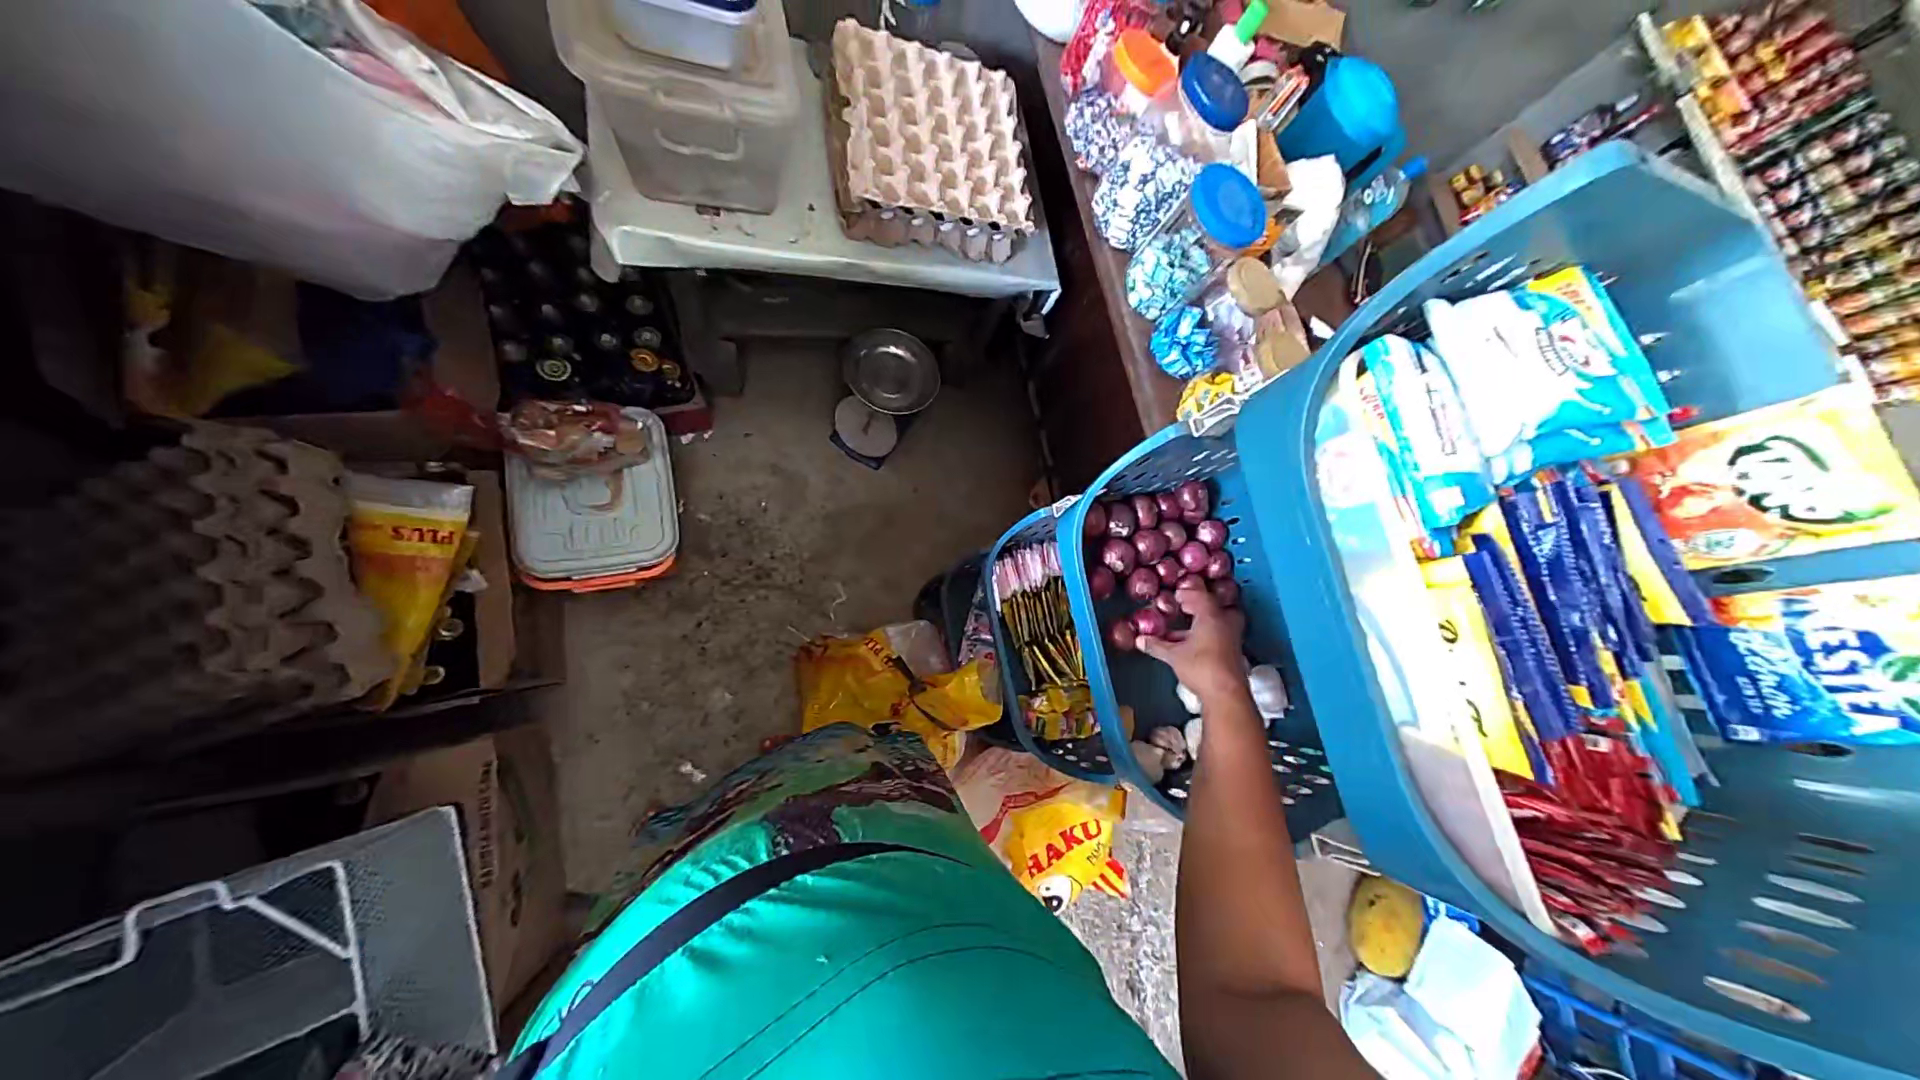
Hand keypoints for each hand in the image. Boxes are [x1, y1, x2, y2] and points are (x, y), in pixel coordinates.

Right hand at [1138, 579, 1245, 702]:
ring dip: (1199, 621)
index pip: (1200, 595)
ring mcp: (1231, 637)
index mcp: (1211, 615)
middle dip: (1197, 605)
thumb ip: (1157, 645)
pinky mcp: (1231, 650)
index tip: (1176, 594)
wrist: (1225, 693)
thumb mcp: (1173, 655)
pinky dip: (1204, 634)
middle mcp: (1224, 622)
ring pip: (1215, 621)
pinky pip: (1217, 634)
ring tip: (1180, 627)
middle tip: (1183, 605)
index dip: (1187, 593)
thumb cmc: (1201, 667)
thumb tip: (1140, 640)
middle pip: (1211, 606)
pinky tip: (1189, 644)